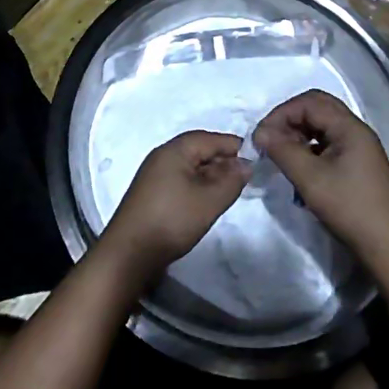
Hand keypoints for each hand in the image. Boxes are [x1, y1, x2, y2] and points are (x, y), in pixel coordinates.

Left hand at [98, 131, 249, 277]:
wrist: (131, 250)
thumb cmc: (172, 219)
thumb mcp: (209, 200)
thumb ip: (231, 179)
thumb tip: (246, 163)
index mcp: (172, 151)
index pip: (207, 138)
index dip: (231, 145)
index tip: (256, 155)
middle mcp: (161, 157)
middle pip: (196, 149)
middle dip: (222, 158)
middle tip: (247, 174)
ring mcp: (155, 175)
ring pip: (189, 165)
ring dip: (211, 173)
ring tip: (232, 187)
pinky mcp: (154, 192)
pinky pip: (181, 179)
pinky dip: (199, 183)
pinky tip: (210, 197)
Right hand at [252, 90, 388, 250]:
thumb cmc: (349, 207)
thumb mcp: (309, 178)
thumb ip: (281, 149)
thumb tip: (260, 133)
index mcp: (349, 128)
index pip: (308, 102)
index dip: (281, 114)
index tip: (262, 137)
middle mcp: (355, 132)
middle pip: (316, 108)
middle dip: (289, 119)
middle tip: (270, 139)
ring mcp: (358, 149)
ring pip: (321, 126)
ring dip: (297, 133)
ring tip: (280, 153)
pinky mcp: (356, 166)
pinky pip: (326, 144)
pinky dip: (307, 147)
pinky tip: (297, 167)